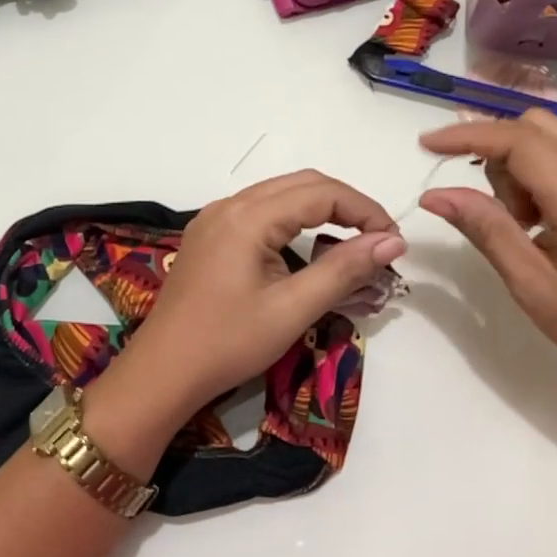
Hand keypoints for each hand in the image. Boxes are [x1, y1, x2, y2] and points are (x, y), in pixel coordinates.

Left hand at [109, 171, 405, 423]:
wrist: (163, 372)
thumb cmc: (228, 343)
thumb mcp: (293, 309)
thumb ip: (344, 269)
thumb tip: (392, 242)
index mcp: (249, 217)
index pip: (322, 193)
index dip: (365, 210)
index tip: (394, 242)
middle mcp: (230, 205)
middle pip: (302, 184)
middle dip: (346, 205)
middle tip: (379, 240)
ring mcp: (214, 218)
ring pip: (280, 195)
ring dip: (320, 210)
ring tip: (353, 243)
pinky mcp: (208, 236)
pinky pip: (259, 211)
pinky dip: (292, 221)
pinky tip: (308, 249)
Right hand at [418, 111, 556, 391]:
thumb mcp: (529, 284)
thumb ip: (485, 229)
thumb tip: (434, 194)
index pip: (521, 142)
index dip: (470, 135)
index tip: (429, 144)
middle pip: (539, 125)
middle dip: (498, 151)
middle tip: (493, 206)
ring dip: (523, 160)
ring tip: (523, 220)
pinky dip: (547, 169)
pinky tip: (545, 217)